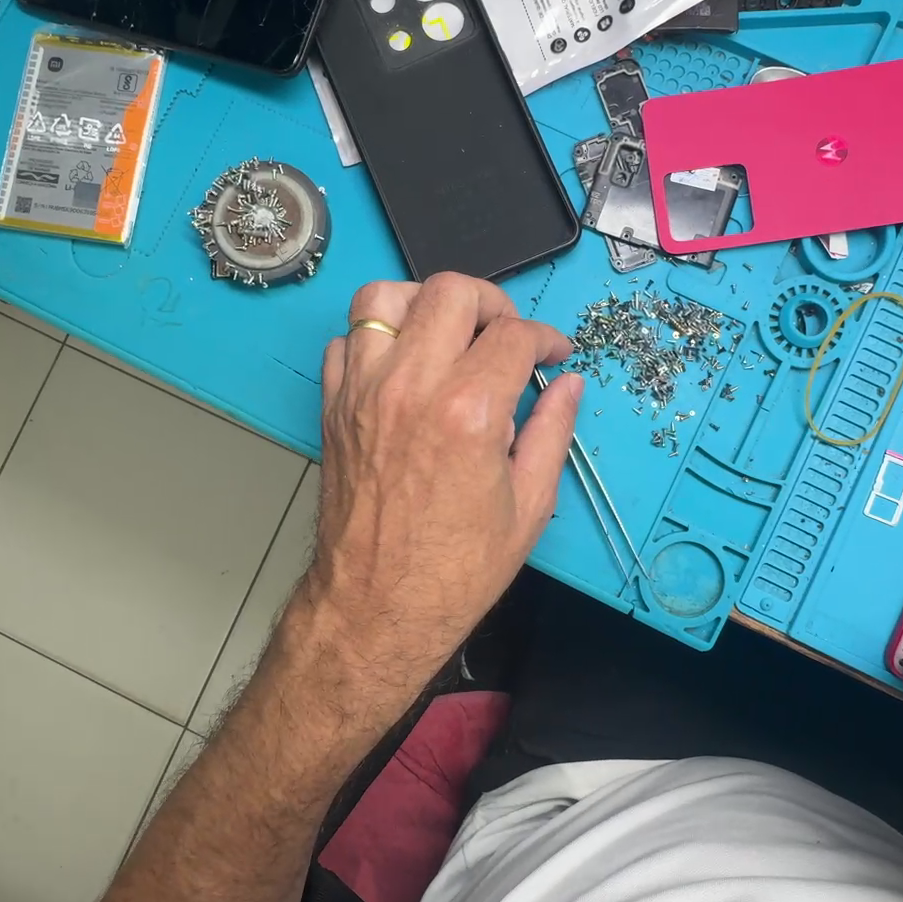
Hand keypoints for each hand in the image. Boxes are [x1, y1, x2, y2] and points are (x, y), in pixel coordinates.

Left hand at [300, 274, 582, 697]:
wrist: (375, 609)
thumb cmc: (458, 570)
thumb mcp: (529, 506)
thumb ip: (552, 431)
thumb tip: (569, 384)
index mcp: (469, 411)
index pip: (514, 335)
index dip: (546, 338)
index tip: (553, 354)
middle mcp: (412, 385)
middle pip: (450, 291)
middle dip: (492, 302)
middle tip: (506, 336)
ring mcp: (363, 391)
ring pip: (384, 298)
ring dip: (425, 304)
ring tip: (449, 335)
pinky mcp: (333, 407)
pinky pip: (346, 340)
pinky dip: (378, 338)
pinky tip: (404, 366)